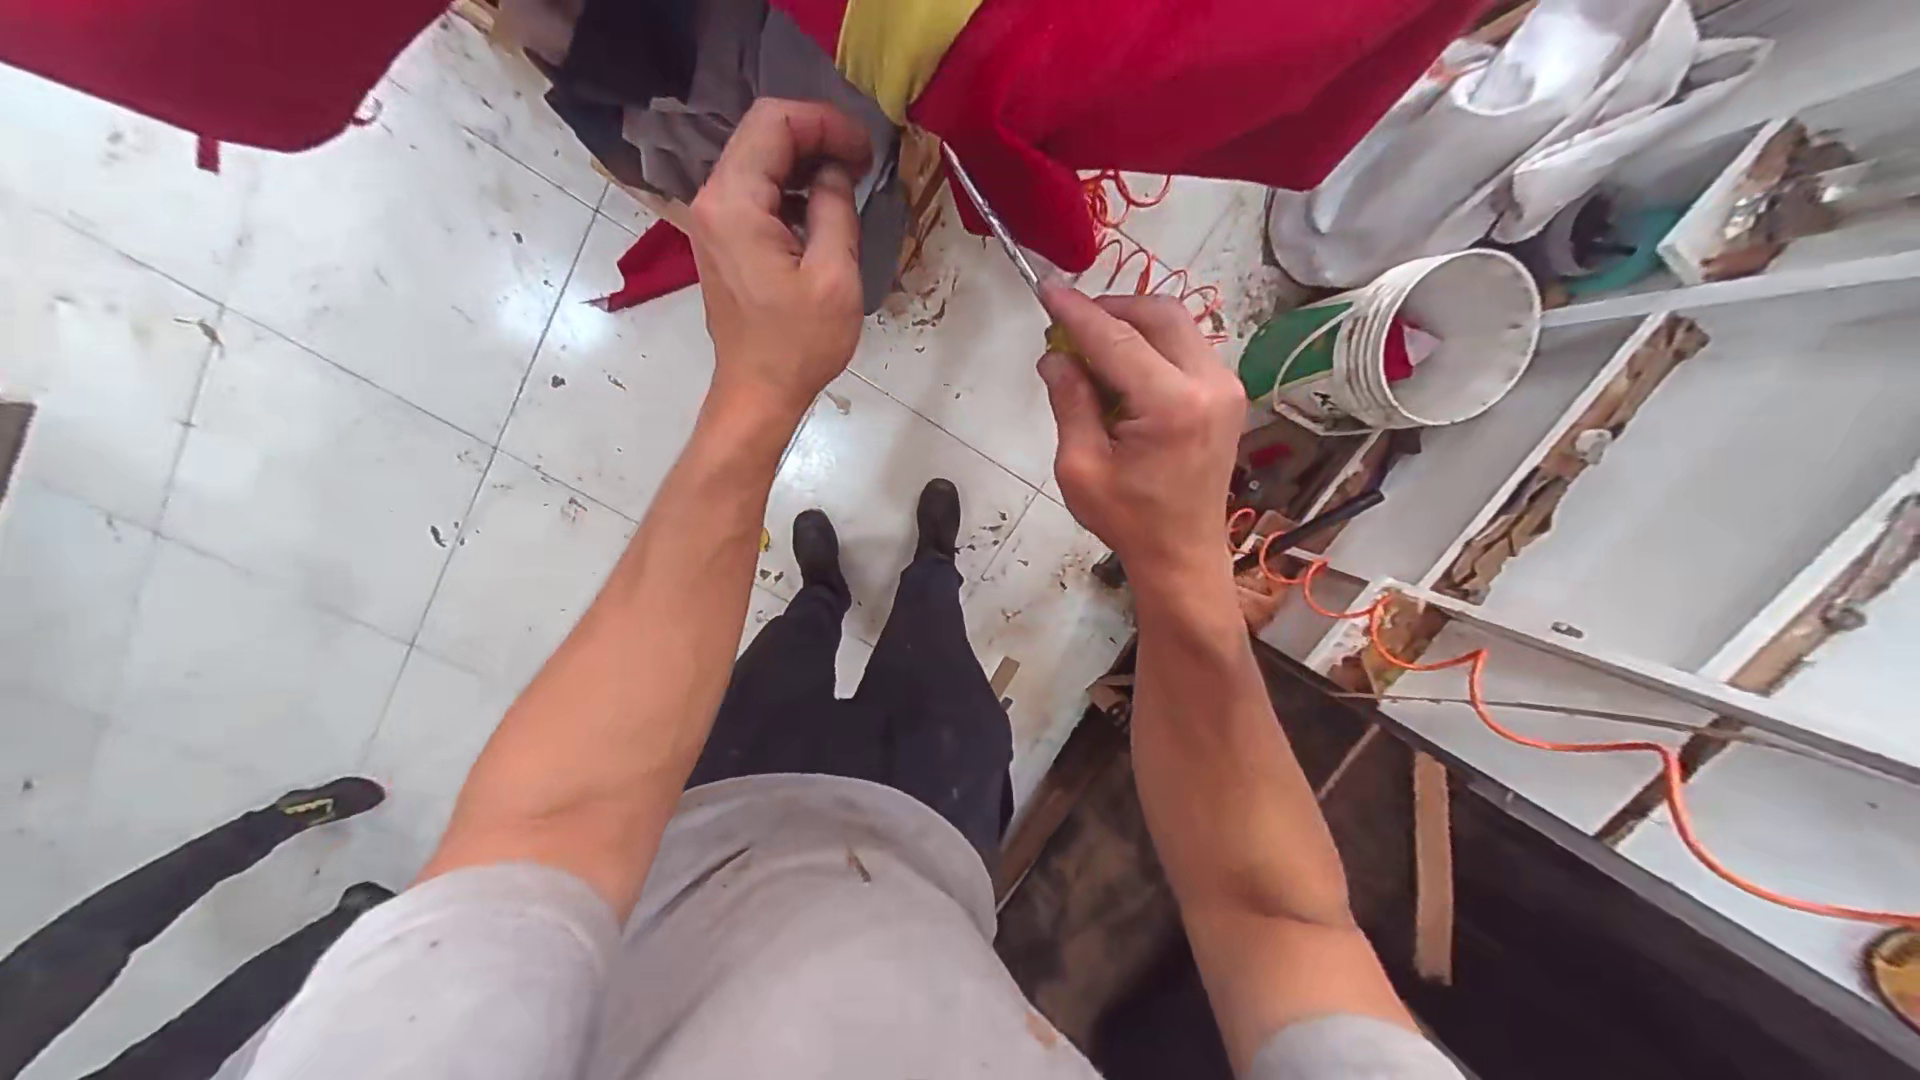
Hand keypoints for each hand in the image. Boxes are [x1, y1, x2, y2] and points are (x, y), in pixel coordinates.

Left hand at [688, 99, 872, 420]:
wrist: (759, 392)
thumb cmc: (799, 344)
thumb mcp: (834, 276)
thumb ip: (836, 209)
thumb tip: (836, 175)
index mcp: (735, 202)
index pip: (774, 122)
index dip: (825, 122)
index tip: (865, 149)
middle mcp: (712, 200)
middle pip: (762, 137)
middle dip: (817, 138)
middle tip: (862, 164)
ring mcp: (712, 221)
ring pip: (759, 164)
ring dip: (805, 165)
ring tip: (849, 185)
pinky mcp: (721, 242)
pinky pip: (755, 196)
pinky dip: (791, 192)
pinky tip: (822, 213)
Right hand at [1038, 287, 1243, 584]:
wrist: (1182, 553)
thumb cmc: (1127, 520)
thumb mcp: (1079, 466)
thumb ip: (1069, 402)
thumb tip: (1056, 355)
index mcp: (1172, 406)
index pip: (1117, 339)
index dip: (1078, 312)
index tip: (1047, 290)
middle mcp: (1209, 384)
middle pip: (1159, 314)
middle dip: (1110, 309)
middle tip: (1070, 325)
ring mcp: (1226, 387)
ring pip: (1177, 325)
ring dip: (1132, 324)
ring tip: (1092, 348)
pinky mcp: (1227, 395)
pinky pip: (1187, 348)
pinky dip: (1152, 344)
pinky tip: (1123, 368)